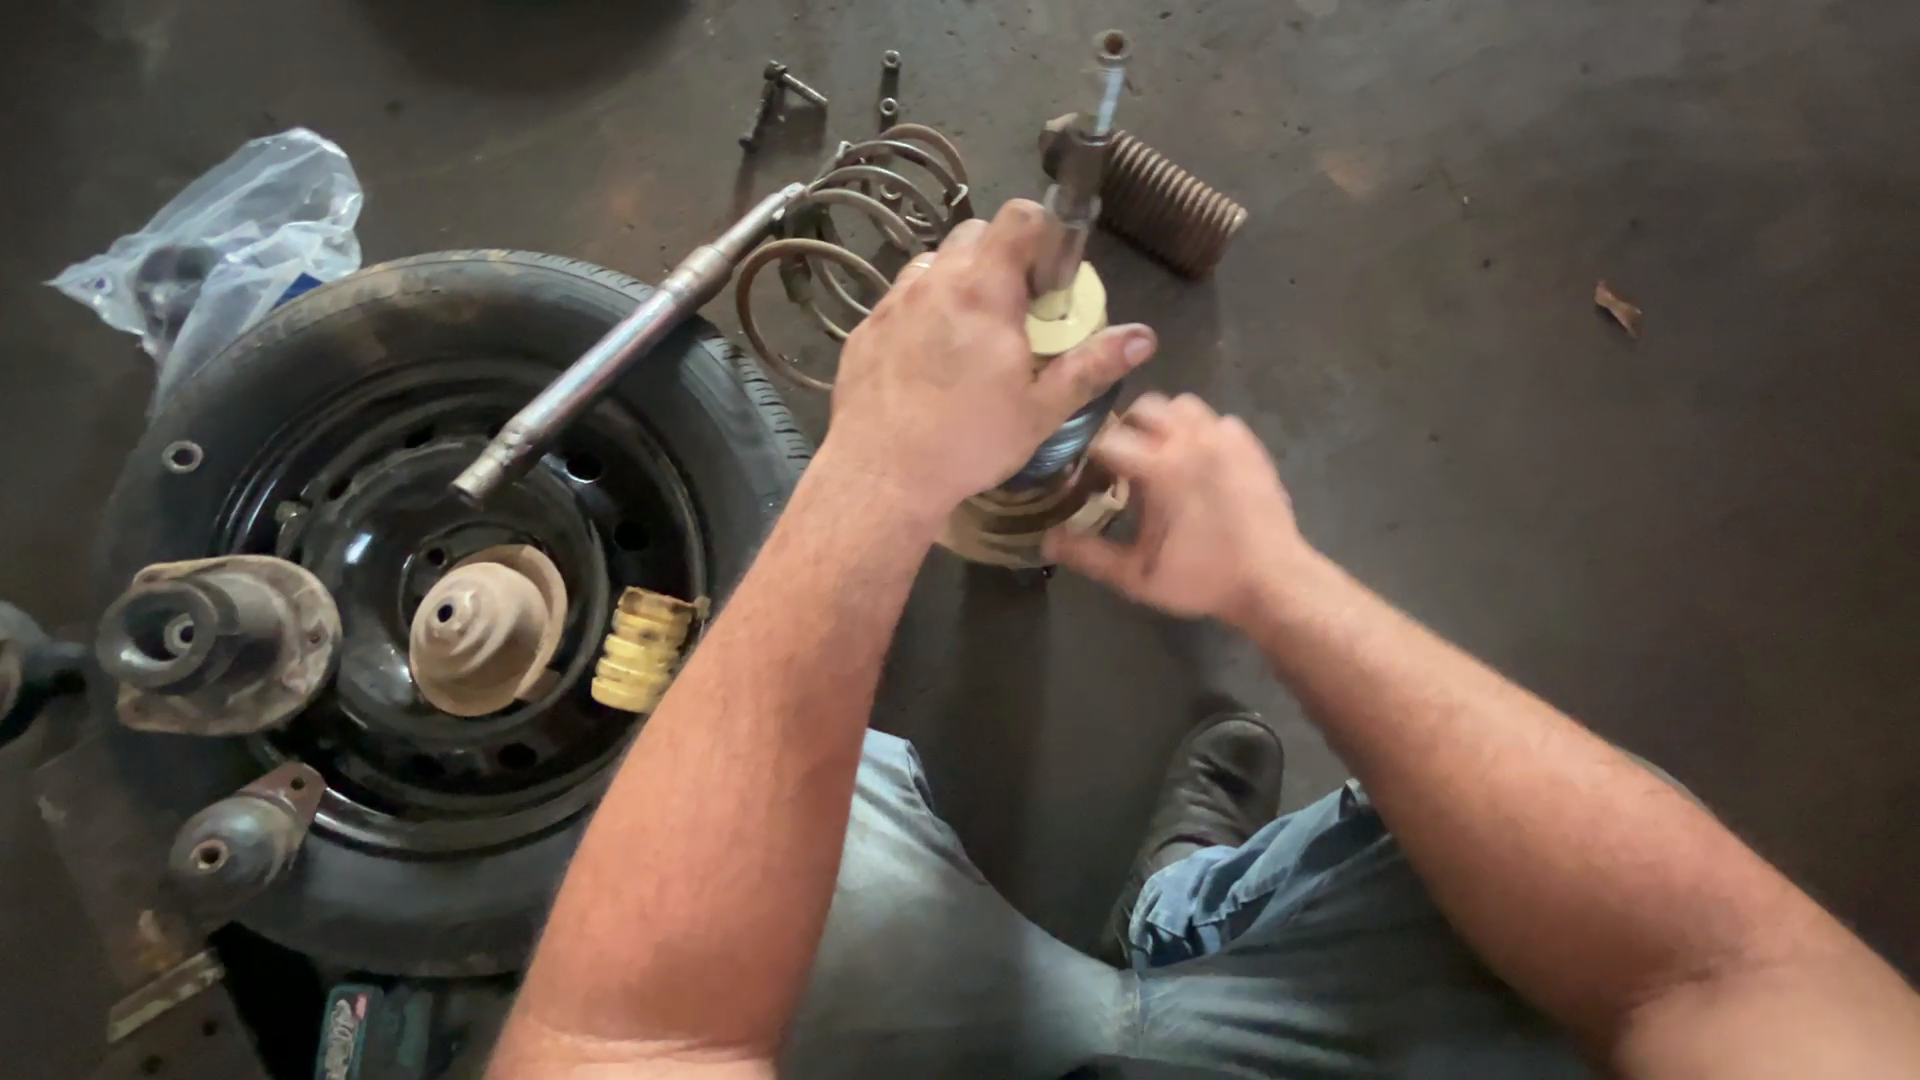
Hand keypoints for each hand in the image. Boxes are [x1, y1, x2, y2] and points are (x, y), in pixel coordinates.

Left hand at [821, 199, 1158, 524]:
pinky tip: (927, 361)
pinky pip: (900, 301)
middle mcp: (934, 281)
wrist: (882, 476)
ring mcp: (892, 303)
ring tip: (969, 337)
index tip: (1050, 281)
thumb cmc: (969, 443)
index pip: (1020, 217)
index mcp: (984, 289)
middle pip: (975, 235)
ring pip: (933, 266)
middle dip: (1003, 260)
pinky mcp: (865, 329)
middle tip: (1015, 313)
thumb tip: (1144, 338)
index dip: (1045, 235)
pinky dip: (922, 312)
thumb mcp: (1040, 410)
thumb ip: (1091, 366)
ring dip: (960, 283)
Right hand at [1044, 392, 1314, 625]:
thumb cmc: (1201, 578)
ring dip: (1164, 423)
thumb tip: (1045, 540)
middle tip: (1120, 462)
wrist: (1274, 582)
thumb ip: (1088, 554)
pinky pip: (1217, 419)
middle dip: (1126, 428)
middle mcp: (1192, 440)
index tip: (1084, 473)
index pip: (1107, 437)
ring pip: (1182, 404)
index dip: (1088, 453)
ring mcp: (1225, 438)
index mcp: (1160, 467)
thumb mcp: (1136, 575)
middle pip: (1144, 407)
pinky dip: (1200, 432)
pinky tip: (1197, 462)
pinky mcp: (1250, 446)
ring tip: (1158, 455)